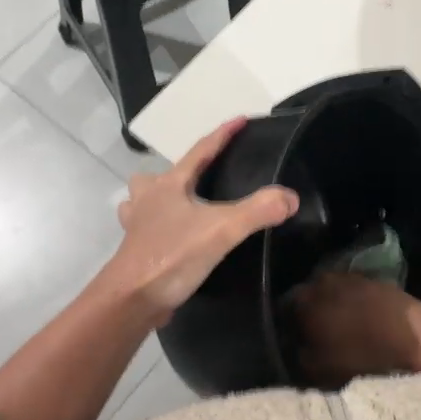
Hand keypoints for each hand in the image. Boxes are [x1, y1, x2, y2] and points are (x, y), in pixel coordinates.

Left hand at [97, 117, 298, 325]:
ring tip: (181, 206)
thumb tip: (290, 197)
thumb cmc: (171, 256)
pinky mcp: (135, 250)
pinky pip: (145, 228)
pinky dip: (156, 228)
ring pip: (142, 200)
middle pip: (160, 174)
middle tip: (201, 176)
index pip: (200, 150)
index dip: (223, 134)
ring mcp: (137, 225)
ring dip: (157, 197)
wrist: (131, 299)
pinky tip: (172, 239)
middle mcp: (147, 198)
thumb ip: (257, 211)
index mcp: (169, 185)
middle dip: (178, 171)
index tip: (242, 120)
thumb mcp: (221, 231)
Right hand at [293, 273, 420, 386]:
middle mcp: (321, 280)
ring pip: (330, 294)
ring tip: (339, 330)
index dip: (287, 328)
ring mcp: (349, 277)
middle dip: (308, 314)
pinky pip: (352, 293)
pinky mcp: (373, 280)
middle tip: (315, 336)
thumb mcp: (318, 369)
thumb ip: (298, 356)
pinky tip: (359, 322)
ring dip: (331, 308)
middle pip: (307, 298)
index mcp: (302, 300)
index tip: (293, 342)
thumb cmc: (361, 356)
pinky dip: (351, 305)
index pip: (282, 310)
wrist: (414, 338)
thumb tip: (294, 348)